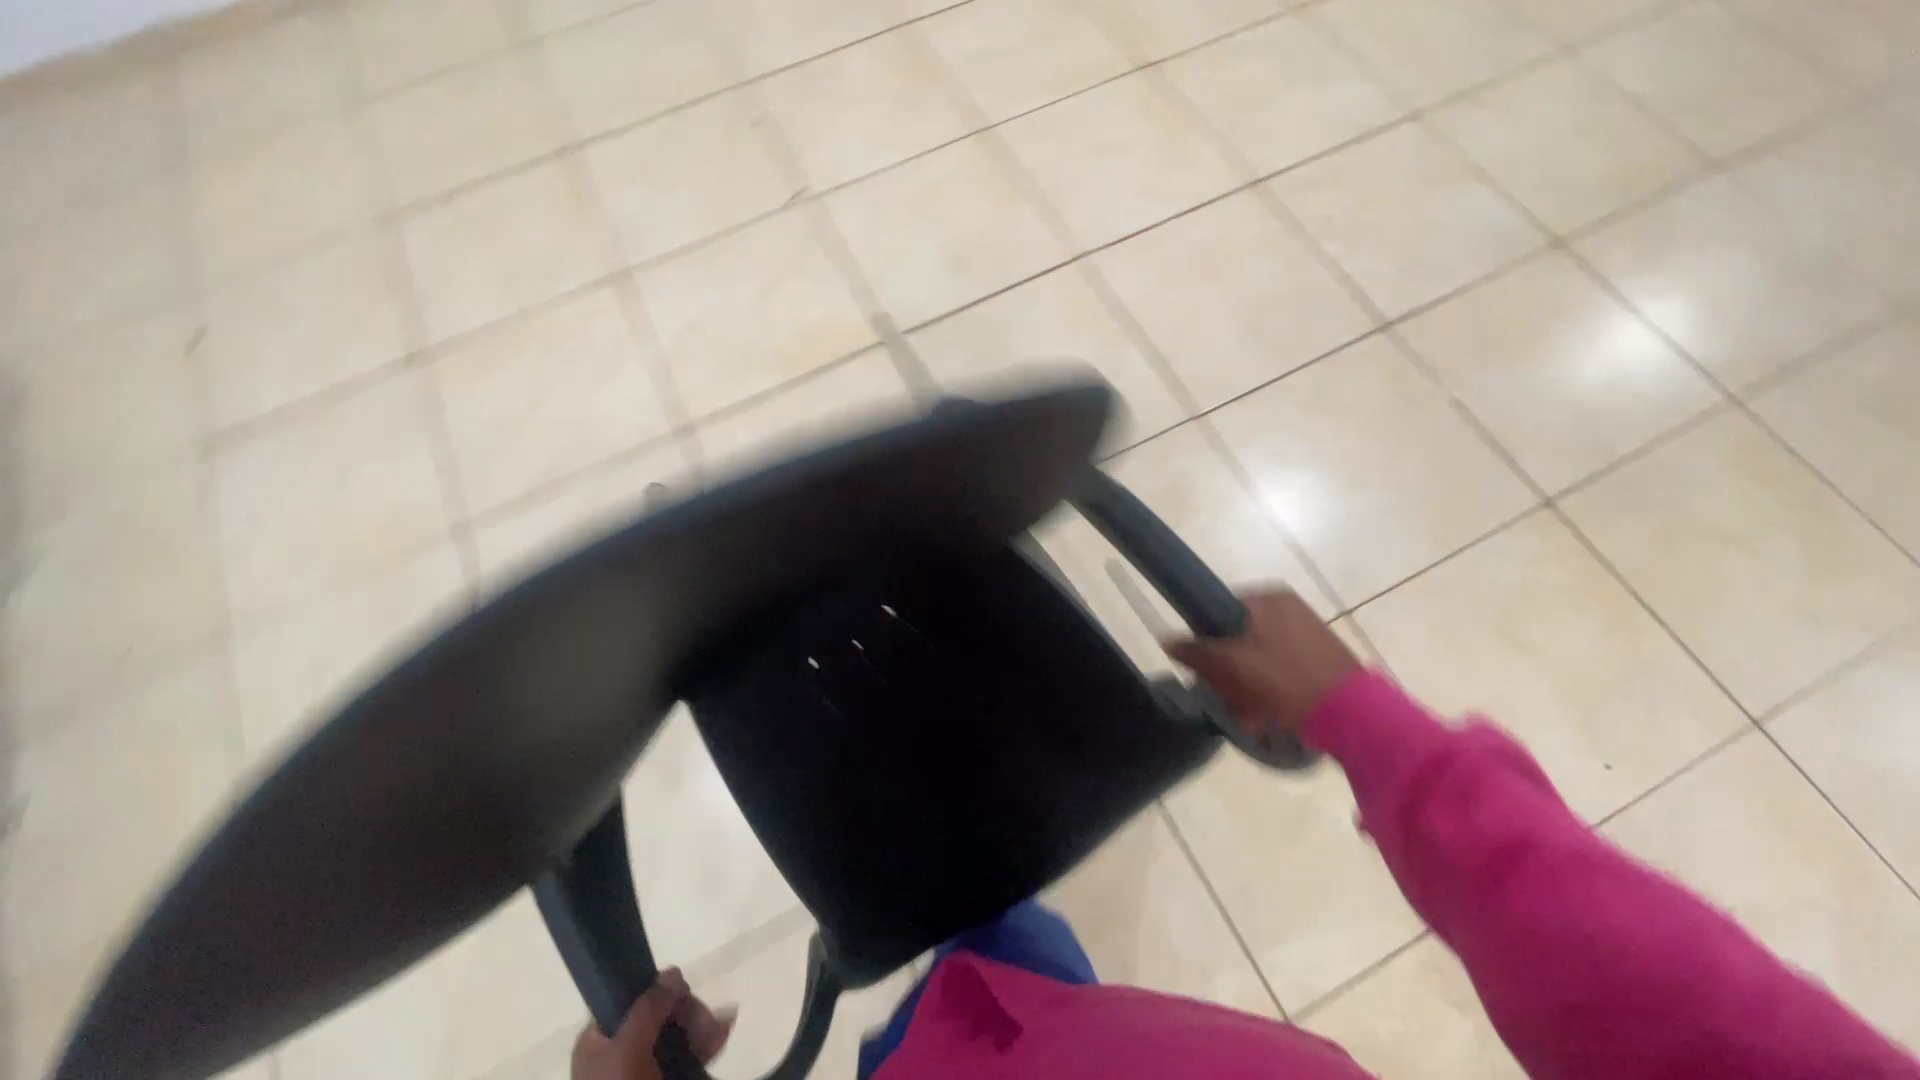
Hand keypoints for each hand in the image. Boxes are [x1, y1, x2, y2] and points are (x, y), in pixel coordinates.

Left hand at [571, 968, 734, 1079]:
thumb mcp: (627, 1052)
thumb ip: (648, 1009)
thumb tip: (672, 972)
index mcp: (599, 1040)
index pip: (632, 998)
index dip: (660, 992)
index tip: (683, 993)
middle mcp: (621, 1050)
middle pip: (661, 1013)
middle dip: (689, 1012)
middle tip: (706, 1022)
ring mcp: (645, 1068)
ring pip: (680, 1031)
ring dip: (703, 1025)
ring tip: (721, 1031)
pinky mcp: (668, 1079)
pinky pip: (691, 1052)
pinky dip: (708, 1041)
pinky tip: (724, 1032)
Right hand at [1164, 590, 1360, 738]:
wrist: (1353, 714)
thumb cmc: (1288, 681)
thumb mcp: (1234, 666)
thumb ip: (1197, 652)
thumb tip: (1168, 640)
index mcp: (1269, 598)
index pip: (1217, 612)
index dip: (1205, 643)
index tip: (1204, 672)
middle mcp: (1287, 609)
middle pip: (1235, 638)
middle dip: (1226, 673)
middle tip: (1227, 699)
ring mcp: (1305, 634)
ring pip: (1254, 659)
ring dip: (1244, 688)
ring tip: (1248, 715)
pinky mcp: (1317, 659)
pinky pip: (1276, 671)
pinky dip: (1266, 692)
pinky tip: (1265, 716)